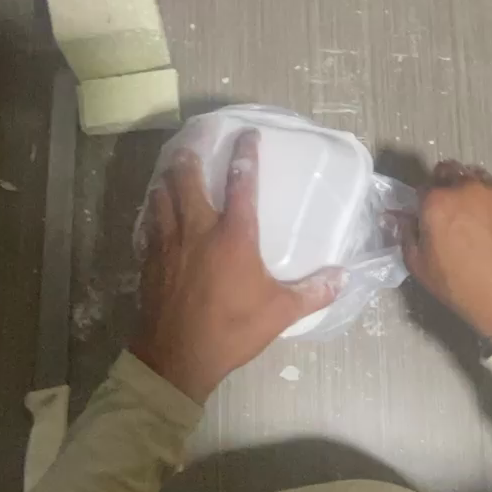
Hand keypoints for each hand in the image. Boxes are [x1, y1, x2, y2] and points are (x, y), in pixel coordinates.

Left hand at [131, 131, 342, 402]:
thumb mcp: (281, 313)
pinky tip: (153, 212)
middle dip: (192, 156)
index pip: (242, 183)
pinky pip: (148, 225)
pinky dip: (151, 212)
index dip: (245, 154)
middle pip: (188, 179)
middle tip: (195, 140)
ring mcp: (169, 243)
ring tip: (172, 169)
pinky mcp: (150, 260)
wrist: (177, 356)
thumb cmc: (232, 330)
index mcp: (234, 236)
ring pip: (161, 197)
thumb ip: (313, 292)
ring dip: (167, 179)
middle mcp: (198, 230)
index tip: (246, 135)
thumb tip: (343, 276)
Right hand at [403, 161, 491, 340]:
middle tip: (448, 209)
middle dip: (444, 184)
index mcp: (437, 202)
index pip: (422, 186)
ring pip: (476, 176)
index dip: (422, 200)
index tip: (426, 214)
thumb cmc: (457, 285)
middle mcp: (465, 187)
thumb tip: (400, 216)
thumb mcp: (418, 265)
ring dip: (468, 187)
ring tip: (472, 213)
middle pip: (449, 171)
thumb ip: (405, 233)